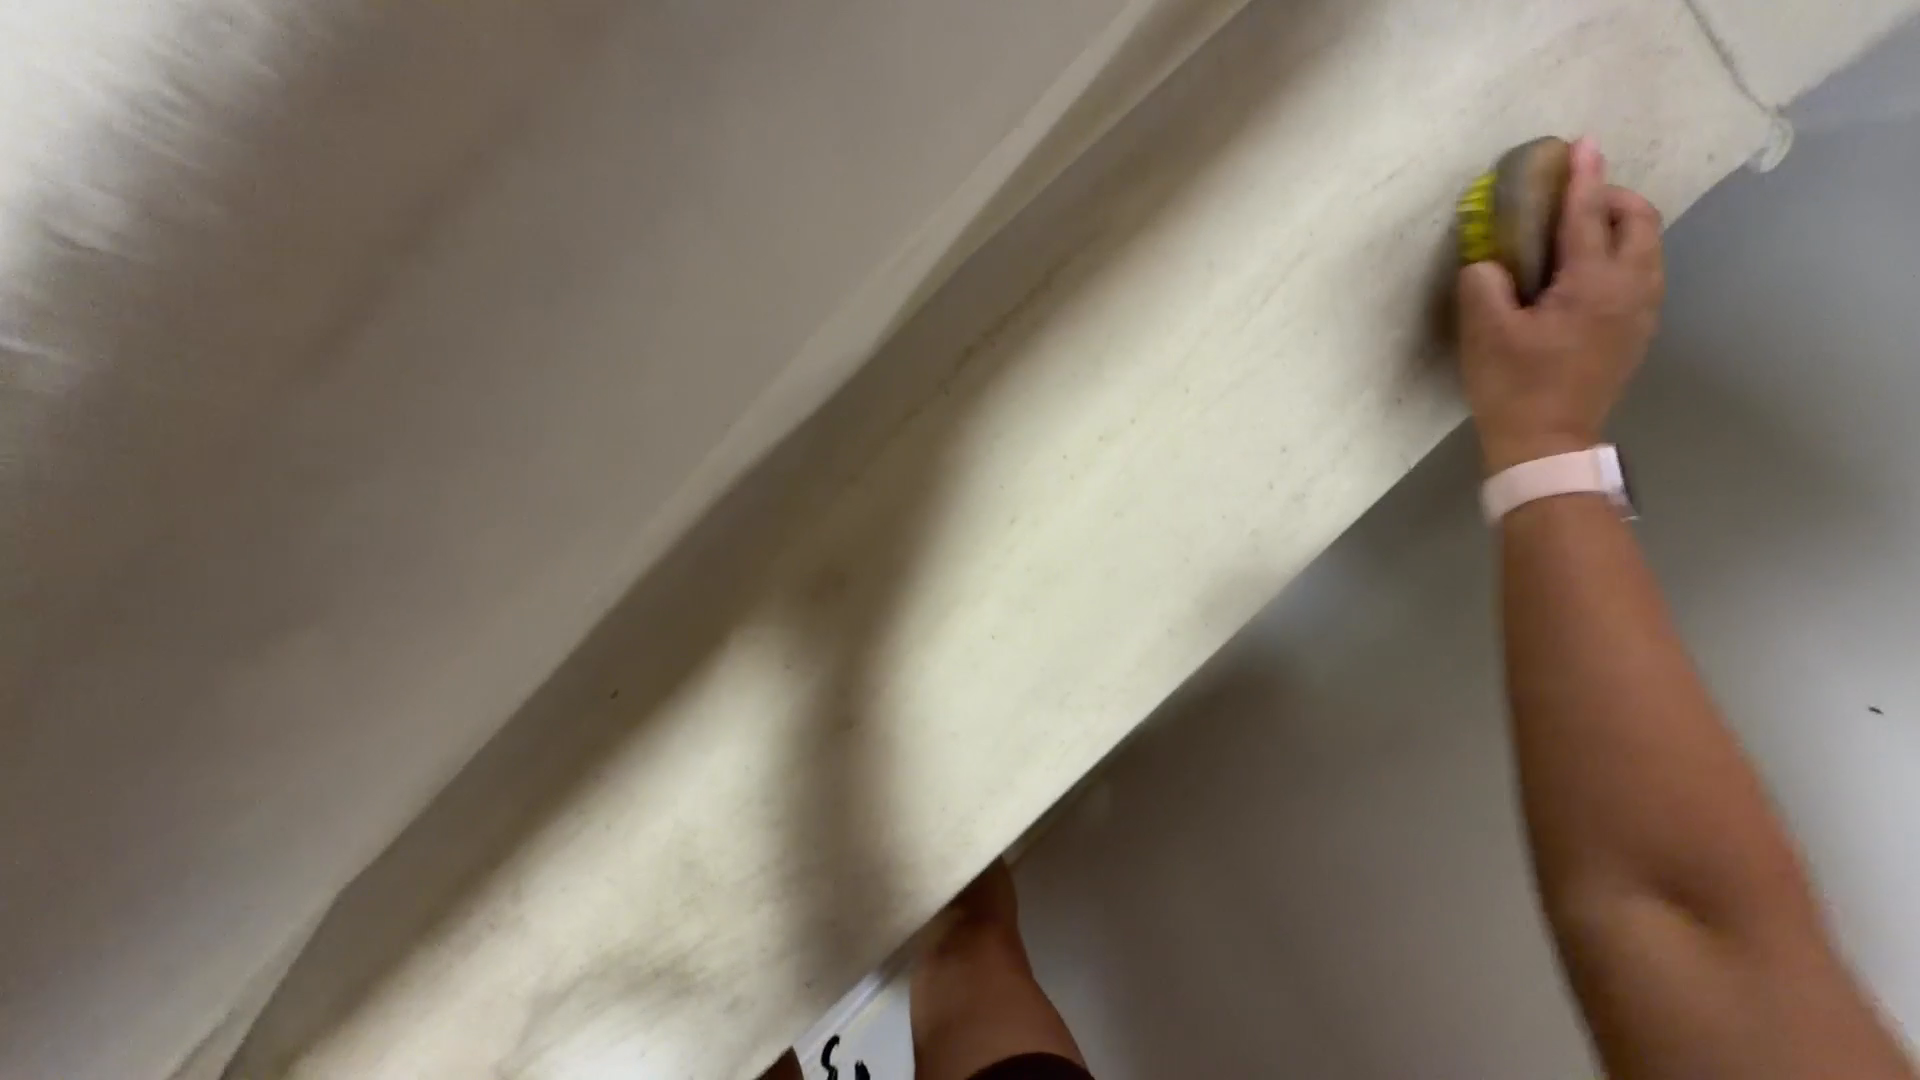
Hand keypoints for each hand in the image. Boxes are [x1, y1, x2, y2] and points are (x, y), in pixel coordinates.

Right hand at [1457, 137, 1664, 473]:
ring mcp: (1640, 312)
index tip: (1581, 144)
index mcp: (1594, 284)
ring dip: (1616, 227)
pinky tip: (1582, 275)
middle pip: (1638, 221)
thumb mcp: (1483, 333)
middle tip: (1570, 200)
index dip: (1582, 178)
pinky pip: (1638, 273)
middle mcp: (1631, 289)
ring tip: (1575, 234)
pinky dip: (1616, 256)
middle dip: (1609, 199)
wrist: (1546, 443)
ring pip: (1644, 247)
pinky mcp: (1635, 332)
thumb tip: (1490, 264)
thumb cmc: (1512, 387)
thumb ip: (1484, 284)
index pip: (1588, 216)